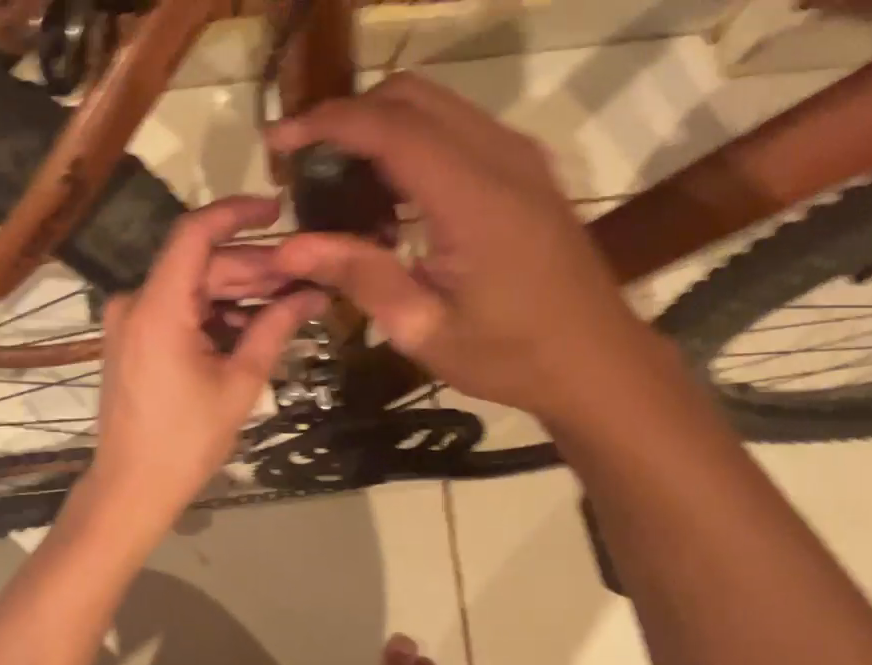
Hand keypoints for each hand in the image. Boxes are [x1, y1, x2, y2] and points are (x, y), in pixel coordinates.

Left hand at [88, 196, 326, 524]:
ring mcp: (129, 324)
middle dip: (253, 266)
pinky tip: (254, 325)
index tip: (279, 210)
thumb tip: (313, 294)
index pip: (196, 233)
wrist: (132, 487)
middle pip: (199, 264)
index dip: (238, 213)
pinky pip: (177, 313)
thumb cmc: (186, 442)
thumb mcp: (239, 384)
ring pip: (191, 289)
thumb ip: (274, 328)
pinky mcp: (132, 343)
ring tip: (290, 301)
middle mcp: (135, 304)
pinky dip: (213, 315)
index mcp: (157, 307)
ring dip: (237, 292)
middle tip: (304, 274)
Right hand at [268, 74, 664, 422]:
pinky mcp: (524, 169)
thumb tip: (287, 249)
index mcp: (475, 199)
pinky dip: (409, 142)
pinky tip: (383, 195)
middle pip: (412, 97)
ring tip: (334, 180)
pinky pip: (456, 128)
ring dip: (378, 126)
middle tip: (302, 163)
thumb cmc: (508, 356)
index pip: (391, 128)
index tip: (278, 140)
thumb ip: (359, 275)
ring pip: (435, 105)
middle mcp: (501, 158)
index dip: (327, 124)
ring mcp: (519, 157)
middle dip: (348, 116)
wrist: (594, 359)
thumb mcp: (422, 328)